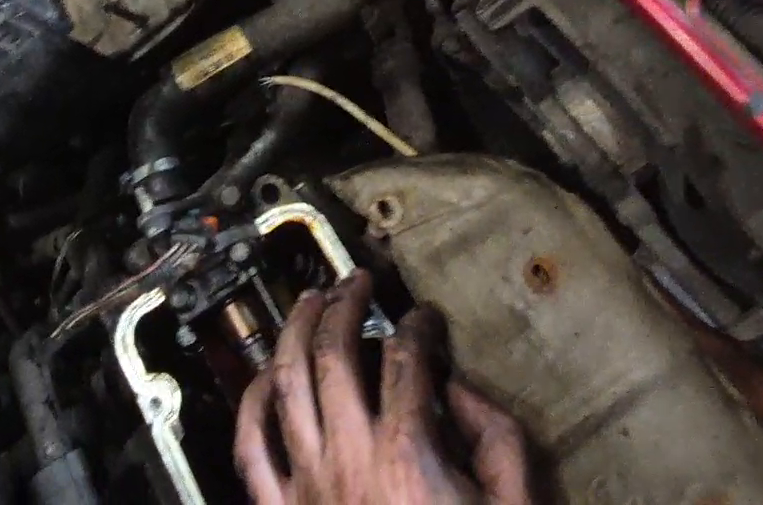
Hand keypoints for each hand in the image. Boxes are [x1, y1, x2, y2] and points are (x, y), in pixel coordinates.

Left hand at [234, 270, 530, 504]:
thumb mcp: (512, 504)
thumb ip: (497, 436)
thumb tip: (457, 387)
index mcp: (407, 454)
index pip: (406, 358)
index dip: (418, 325)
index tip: (425, 317)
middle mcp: (348, 457)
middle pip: (335, 353)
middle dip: (345, 302)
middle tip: (358, 280)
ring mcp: (307, 484)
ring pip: (286, 383)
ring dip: (295, 330)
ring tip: (309, 298)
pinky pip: (250, 448)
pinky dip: (251, 403)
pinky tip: (264, 375)